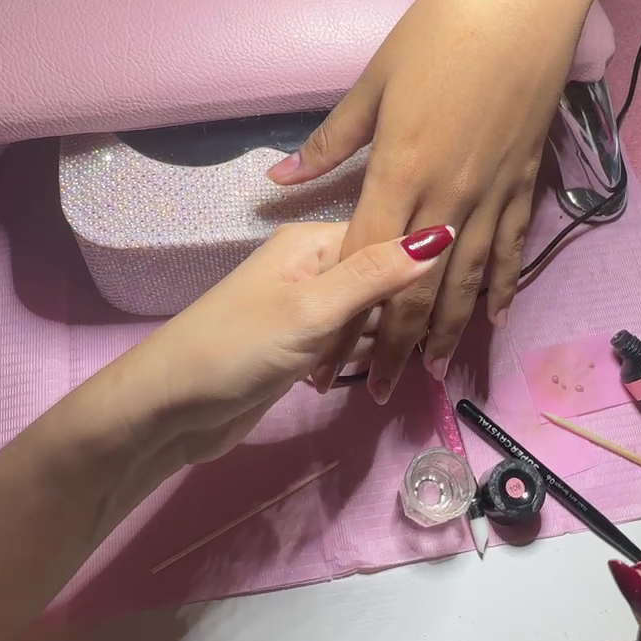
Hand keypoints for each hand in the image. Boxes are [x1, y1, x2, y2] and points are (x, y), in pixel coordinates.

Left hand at [110, 222, 451, 465]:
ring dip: (394, 333)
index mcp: (312, 242)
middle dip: (413, 304)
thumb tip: (443, 232)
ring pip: (368, 311)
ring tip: (436, 356)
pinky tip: (398, 367)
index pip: (386, 237)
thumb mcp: (311, 309)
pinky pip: (350, 339)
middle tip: (453, 337)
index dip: (426, 262)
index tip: (468, 291)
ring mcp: (308, 306)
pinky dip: (370, 352)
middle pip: (381, 276)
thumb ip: (374, 274)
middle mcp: (313, 265)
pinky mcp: (304, 343)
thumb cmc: (238, 348)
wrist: (172, 408)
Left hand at [267, 0, 595, 401]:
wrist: (524, 1)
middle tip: (383, 390)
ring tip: (431, 371)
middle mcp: (447, 195)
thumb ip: (331, 143)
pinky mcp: (524, 183)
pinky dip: (502, 288)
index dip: (349, 318)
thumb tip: (281, 180)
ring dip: (447, 330)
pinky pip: (511, 249)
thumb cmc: (439, 33)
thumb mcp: (375, 82)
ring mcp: (491, 193)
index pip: (366, 263)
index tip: (335, 362)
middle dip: (396, 344)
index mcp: (400, 172)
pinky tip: (494, 320)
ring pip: (466, 280)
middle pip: (416, 288)